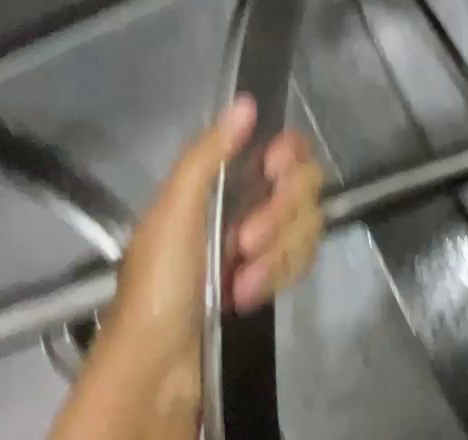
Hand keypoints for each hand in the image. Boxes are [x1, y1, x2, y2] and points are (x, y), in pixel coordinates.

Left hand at [104, 96, 324, 381]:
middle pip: (305, 183)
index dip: (289, 156)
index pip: (280, 148)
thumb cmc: (158, 286)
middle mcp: (249, 205)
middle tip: (246, 240)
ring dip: (277, 253)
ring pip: (309, 222)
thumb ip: (207, 157)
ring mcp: (266, 241)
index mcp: (219, 185)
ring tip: (240, 281)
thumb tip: (245, 102)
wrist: (159, 366)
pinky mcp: (277, 273)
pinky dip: (279, 275)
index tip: (274, 172)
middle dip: (281, 214)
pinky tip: (248, 294)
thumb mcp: (172, 217)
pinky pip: (306, 256)